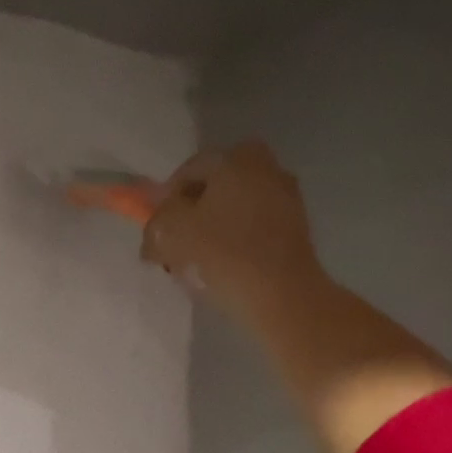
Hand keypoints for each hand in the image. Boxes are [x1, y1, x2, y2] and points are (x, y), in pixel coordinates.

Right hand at [140, 140, 329, 325]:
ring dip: (214, 229)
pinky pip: (255, 228)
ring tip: (198, 262)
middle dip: (193, 214)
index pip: (187, 172)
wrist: (282, 295)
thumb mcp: (170, 235)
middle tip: (177, 245)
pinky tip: (226, 268)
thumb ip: (155, 225)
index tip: (157, 231)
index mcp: (234, 157)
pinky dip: (237, 242)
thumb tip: (154, 235)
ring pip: (235, 209)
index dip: (165, 202)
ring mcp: (286, 196)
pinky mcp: (297, 228)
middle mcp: (264, 166)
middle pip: (214, 189)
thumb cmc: (223, 254)